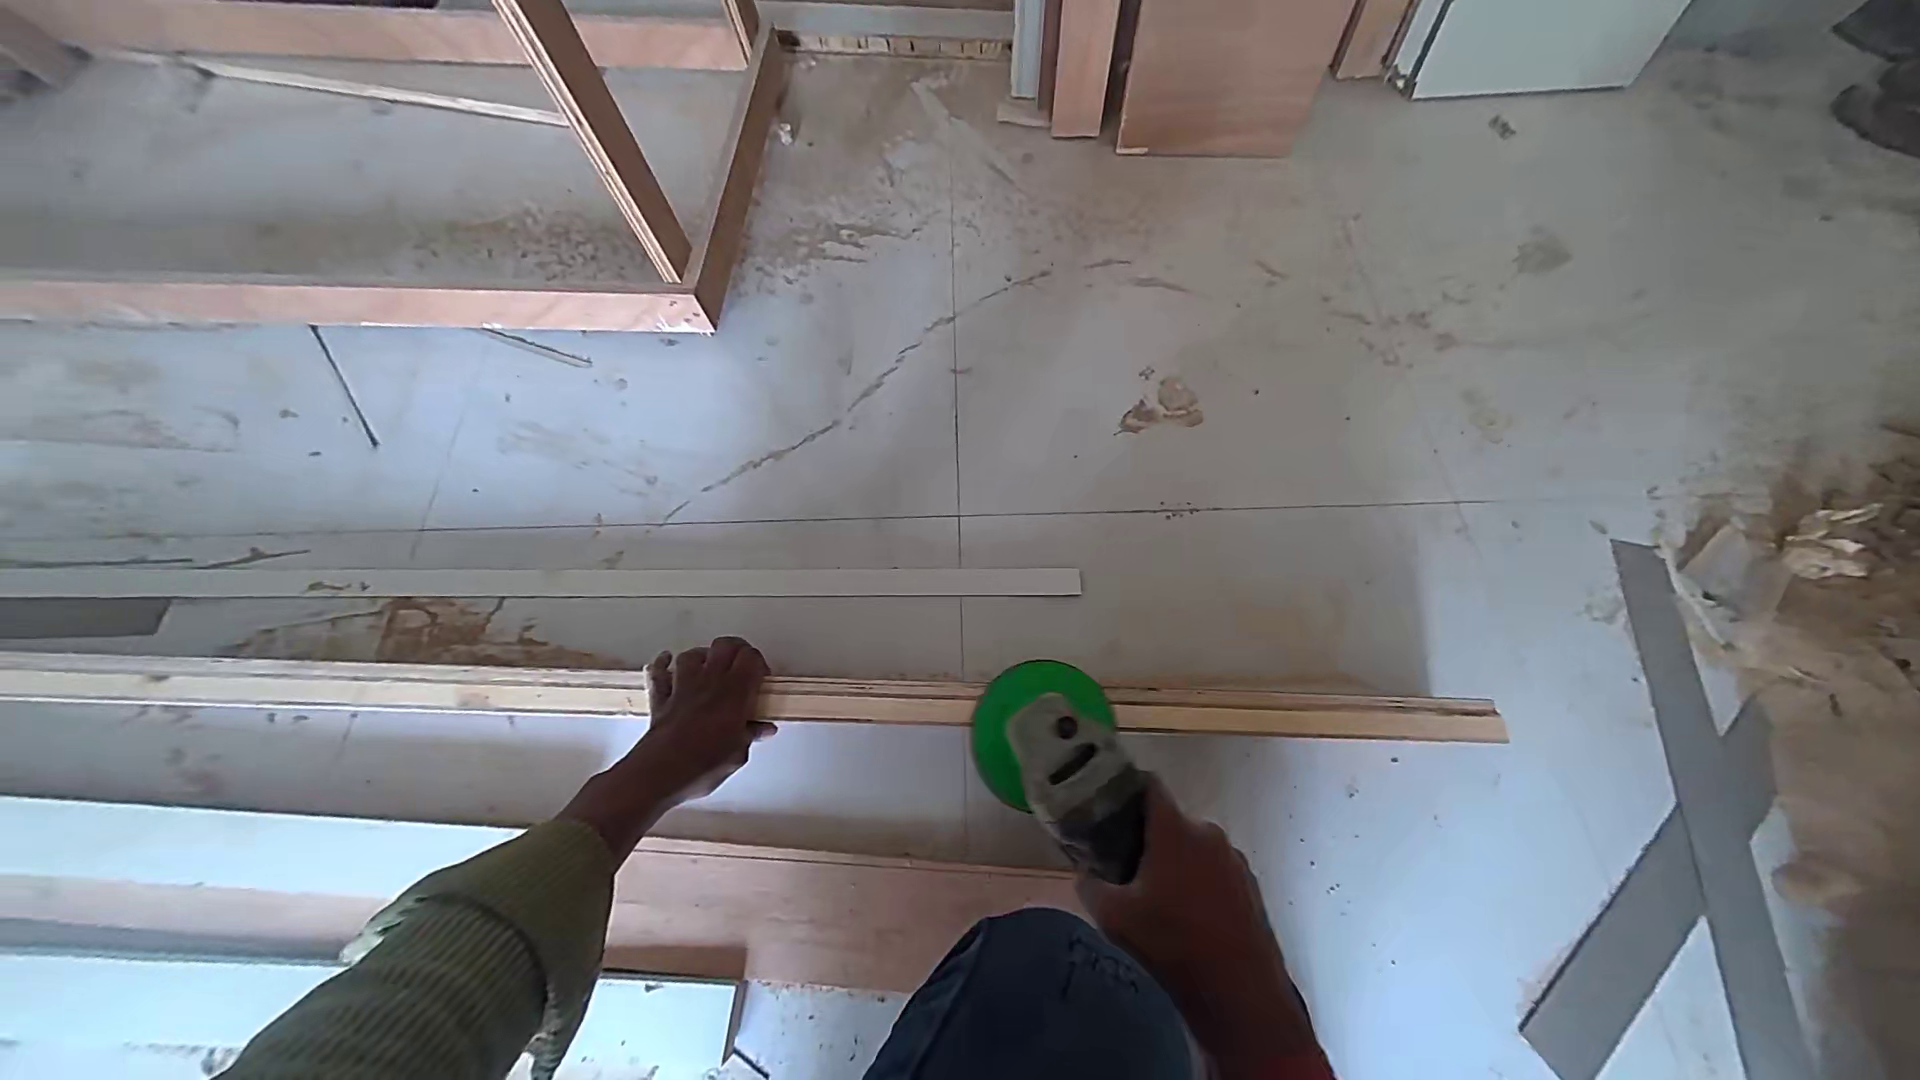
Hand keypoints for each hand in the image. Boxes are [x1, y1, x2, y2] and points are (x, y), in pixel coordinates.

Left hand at [558, 637, 774, 856]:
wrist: (658, 775)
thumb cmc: (702, 765)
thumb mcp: (737, 754)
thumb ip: (750, 735)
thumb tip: (763, 729)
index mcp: (734, 693)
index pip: (751, 658)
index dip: (759, 663)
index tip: (761, 678)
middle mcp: (709, 683)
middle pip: (725, 646)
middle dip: (737, 650)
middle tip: (742, 665)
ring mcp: (681, 688)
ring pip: (692, 654)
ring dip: (703, 656)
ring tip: (710, 667)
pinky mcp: (660, 699)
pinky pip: (658, 673)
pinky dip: (662, 665)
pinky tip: (666, 661)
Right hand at [1077, 779, 1321, 1078]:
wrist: (1240, 996)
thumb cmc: (1173, 944)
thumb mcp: (1114, 917)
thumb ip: (1090, 885)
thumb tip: (1082, 871)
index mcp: (1175, 829)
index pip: (1149, 785)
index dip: (1127, 788)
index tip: (1109, 803)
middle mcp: (1208, 832)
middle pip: (1170, 820)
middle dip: (1149, 836)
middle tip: (1129, 863)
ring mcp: (1235, 859)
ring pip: (1194, 846)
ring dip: (1177, 860)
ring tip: (1160, 894)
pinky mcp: (1251, 886)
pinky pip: (1216, 869)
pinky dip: (1201, 880)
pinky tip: (1191, 913)